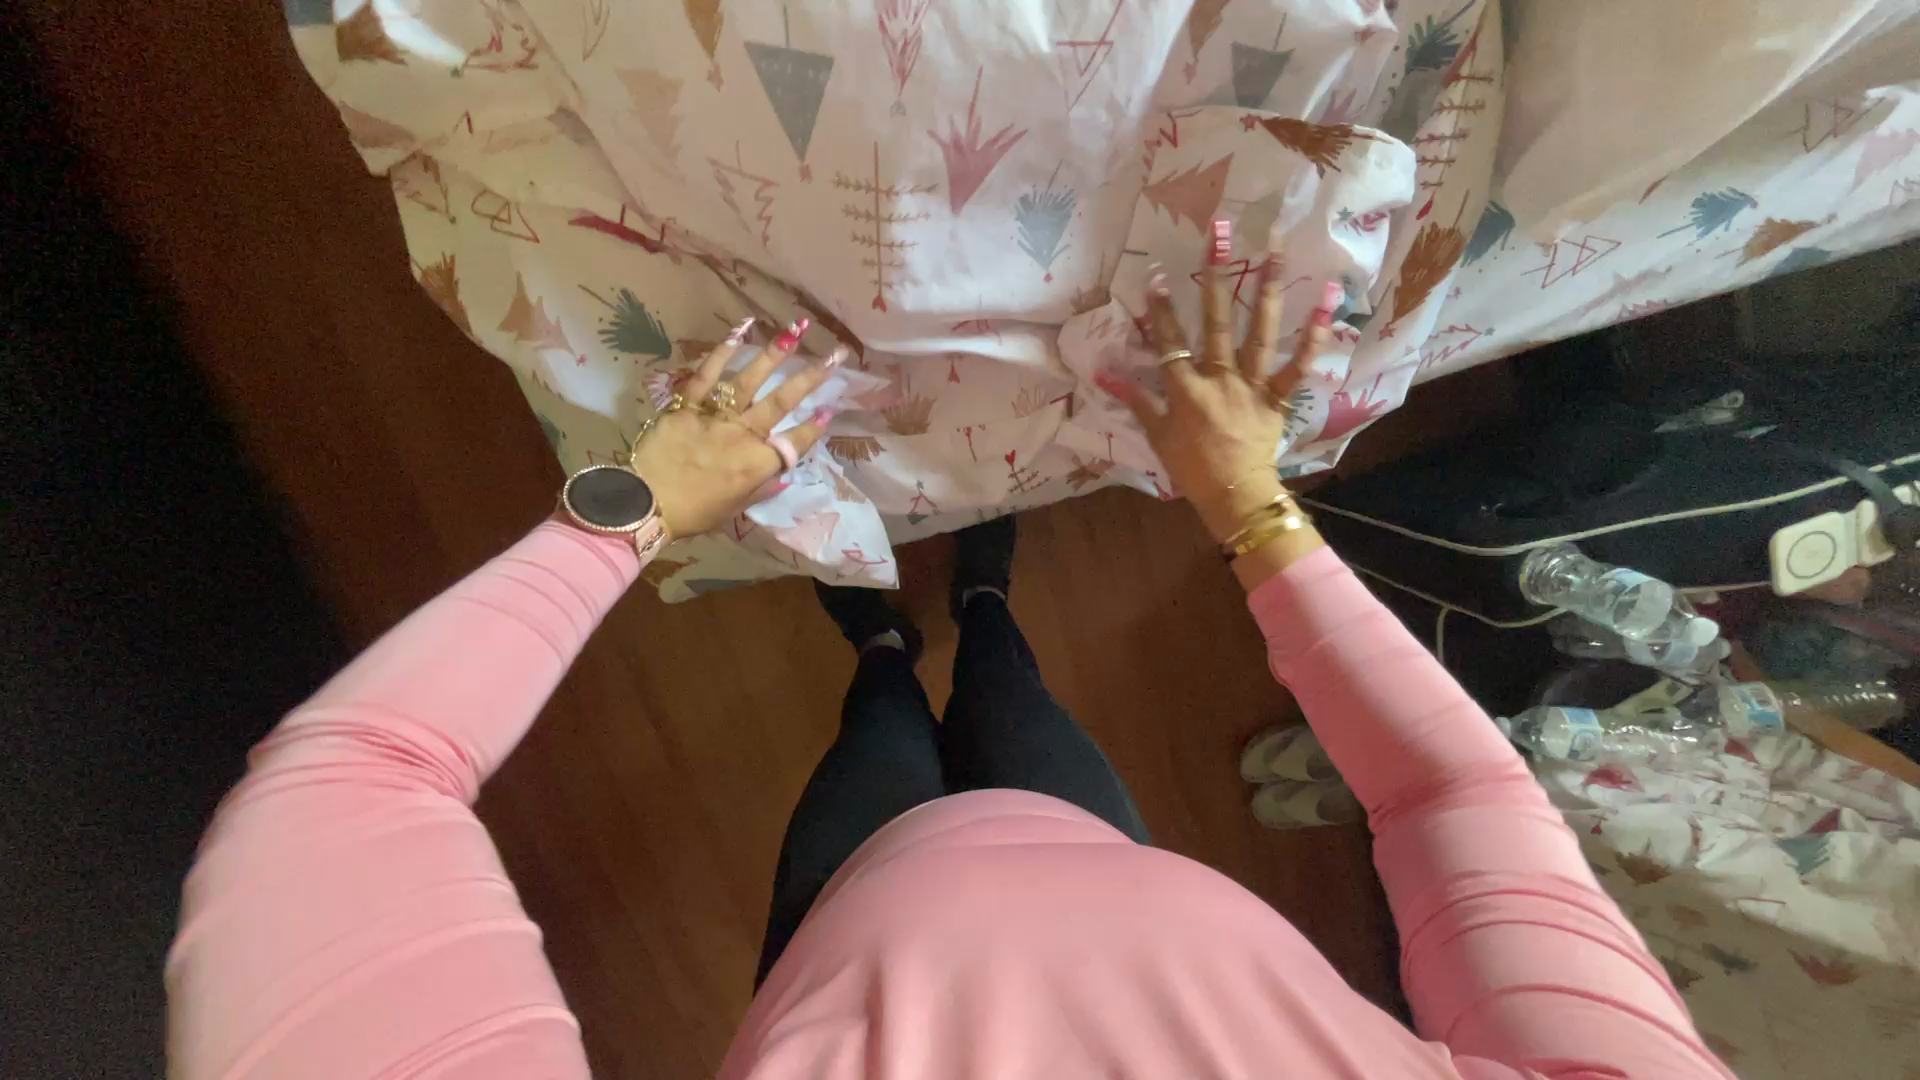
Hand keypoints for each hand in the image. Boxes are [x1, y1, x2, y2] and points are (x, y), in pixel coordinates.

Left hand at [630, 319, 840, 537]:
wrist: (644, 505)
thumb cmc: (694, 513)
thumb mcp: (736, 509)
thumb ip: (763, 487)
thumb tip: (784, 472)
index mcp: (757, 464)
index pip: (795, 442)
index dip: (815, 427)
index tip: (831, 410)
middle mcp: (742, 435)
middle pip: (782, 402)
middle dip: (812, 377)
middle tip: (835, 355)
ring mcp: (714, 416)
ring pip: (750, 380)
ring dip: (775, 354)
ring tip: (795, 332)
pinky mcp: (686, 405)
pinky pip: (706, 374)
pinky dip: (723, 351)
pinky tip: (741, 330)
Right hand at [1096, 224, 1338, 544]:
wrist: (1234, 495)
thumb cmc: (1190, 468)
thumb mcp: (1156, 436)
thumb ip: (1135, 400)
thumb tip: (1104, 374)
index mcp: (1186, 391)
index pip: (1169, 343)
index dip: (1160, 310)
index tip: (1154, 276)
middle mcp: (1220, 378)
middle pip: (1217, 320)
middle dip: (1216, 274)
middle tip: (1220, 231)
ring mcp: (1252, 384)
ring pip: (1260, 329)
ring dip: (1267, 284)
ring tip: (1275, 244)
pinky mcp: (1278, 395)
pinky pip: (1299, 362)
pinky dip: (1315, 333)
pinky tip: (1328, 297)